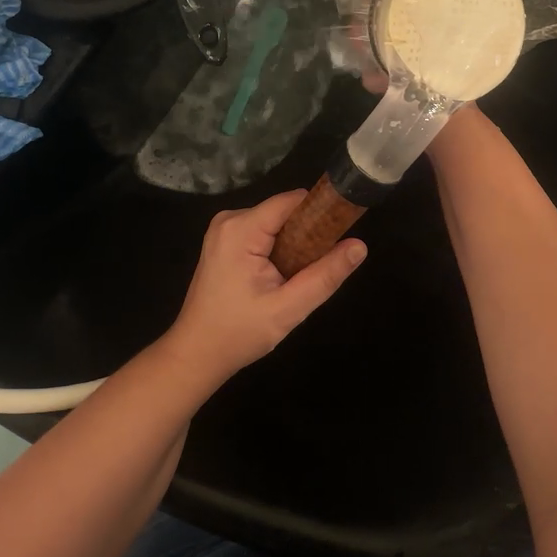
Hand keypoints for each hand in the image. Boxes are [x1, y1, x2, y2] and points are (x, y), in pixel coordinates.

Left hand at [162, 190, 366, 383]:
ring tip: (295, 280)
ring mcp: (223, 230)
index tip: (342, 234)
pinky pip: (262, 234)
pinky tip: (278, 279)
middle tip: (314, 271)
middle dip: (306, 235)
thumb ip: (325, 275)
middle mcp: (229, 220)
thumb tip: (360, 246)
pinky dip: (277, 251)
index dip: (321, 212)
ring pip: (275, 224)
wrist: (196, 354)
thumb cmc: (238, 333)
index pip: (292, 201)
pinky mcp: (223, 242)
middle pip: (284, 212)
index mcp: (241, 228)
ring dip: (293, 245)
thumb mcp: (288, 309)